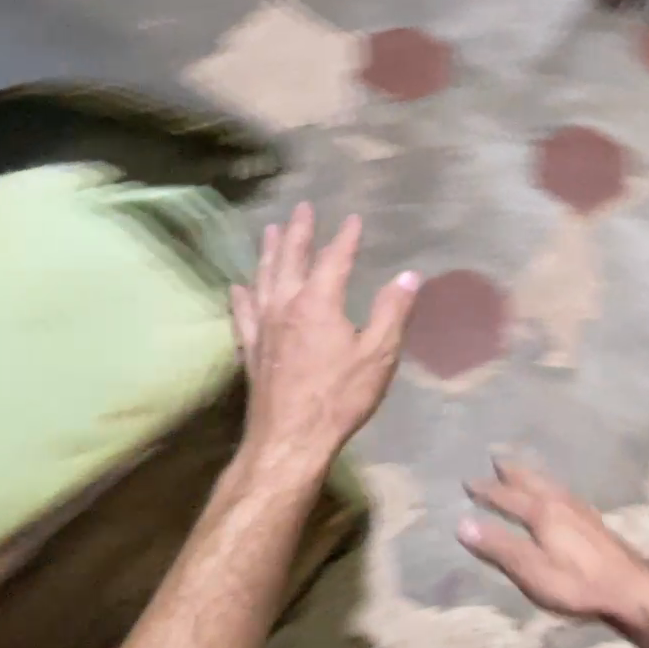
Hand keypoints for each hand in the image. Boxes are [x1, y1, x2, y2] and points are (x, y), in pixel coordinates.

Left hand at [230, 203, 418, 484]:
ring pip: (263, 278)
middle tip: (302, 208)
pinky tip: (238, 286)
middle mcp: (285, 305)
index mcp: (319, 303)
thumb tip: (409, 276)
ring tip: (269, 231)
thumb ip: (393, 312)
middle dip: (298, 232)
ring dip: (268, 252)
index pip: (334, 259)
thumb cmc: (340, 396)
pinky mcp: (250, 349)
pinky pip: (242, 311)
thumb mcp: (379, 354)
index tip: (353, 219)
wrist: (289, 439)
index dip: (345, 238)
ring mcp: (262, 327)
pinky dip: (242, 293)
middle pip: (290, 259)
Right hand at [458, 463, 648, 628]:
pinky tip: (556, 492)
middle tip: (496, 458)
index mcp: (542, 511)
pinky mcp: (592, 519)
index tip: (467, 481)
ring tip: (522, 468)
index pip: (507, 497)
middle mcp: (560, 501)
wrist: (629, 585)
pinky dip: (549, 484)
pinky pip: (562, 490)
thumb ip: (498, 546)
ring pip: (549, 482)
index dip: (486, 490)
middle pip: (531, 481)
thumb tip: (462, 522)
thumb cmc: (576, 581)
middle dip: (511, 472)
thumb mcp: (530, 570)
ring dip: (531, 474)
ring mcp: (579, 508)